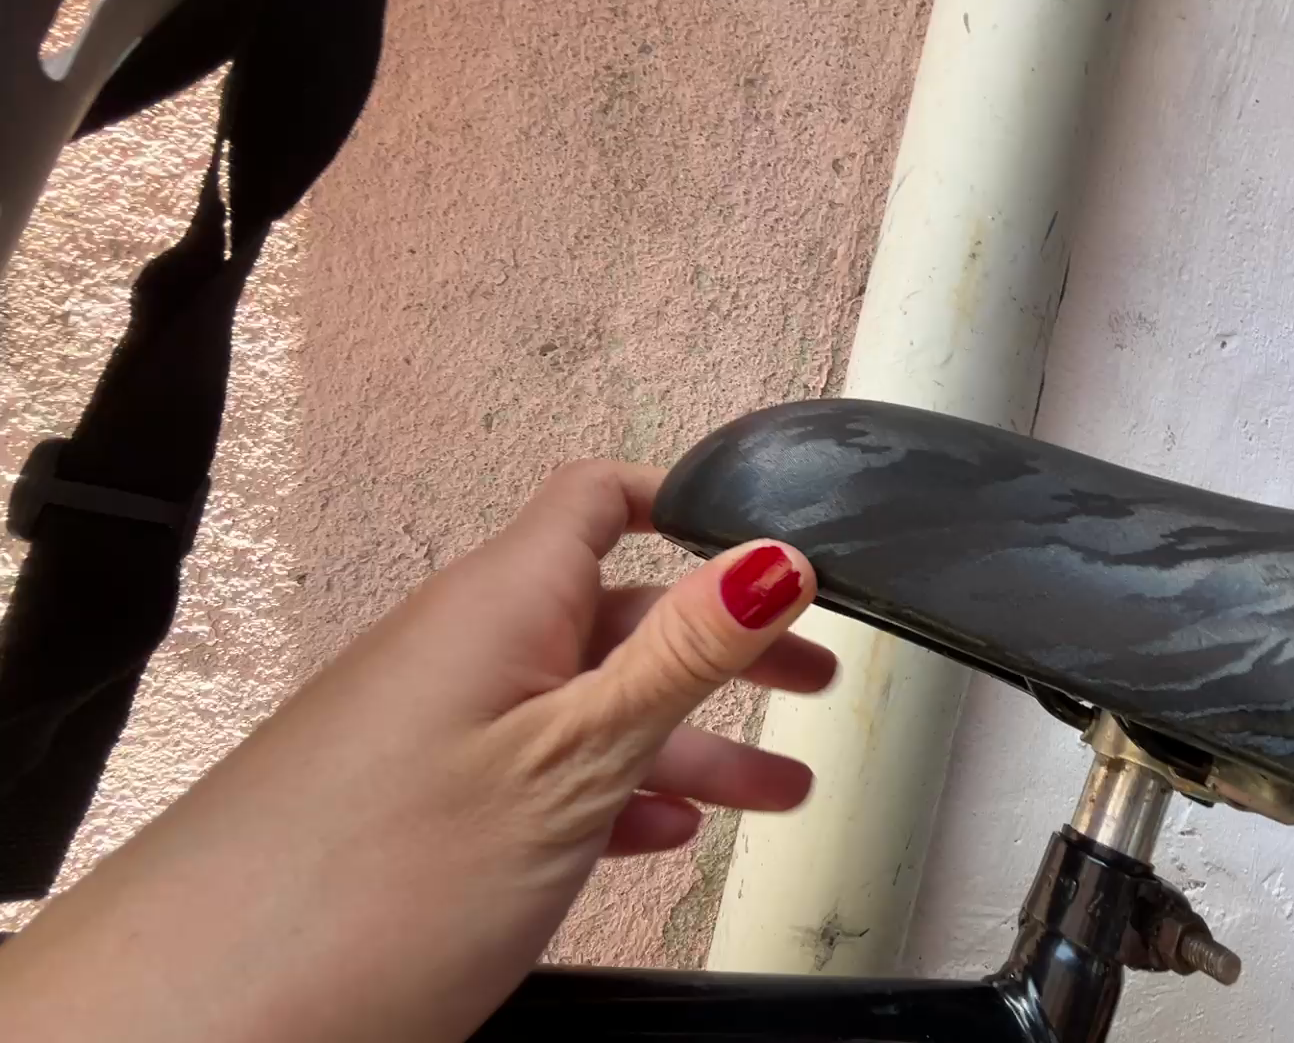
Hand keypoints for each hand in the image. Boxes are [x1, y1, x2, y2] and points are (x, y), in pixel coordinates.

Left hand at [0, 460, 833, 1042]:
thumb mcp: (576, 753)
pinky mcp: (433, 804)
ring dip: (695, 743)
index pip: (600, 498)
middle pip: (628, 617)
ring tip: (780, 793)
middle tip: (818, 682)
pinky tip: (665, 835)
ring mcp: (453, 729)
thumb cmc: (394, 876)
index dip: (684, 502)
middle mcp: (480, 648)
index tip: (766, 545)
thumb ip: (687, 651)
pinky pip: (550, 770)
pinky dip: (619, 791)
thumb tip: (780, 557)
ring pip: (599, 708)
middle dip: (730, 646)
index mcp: (508, 603)